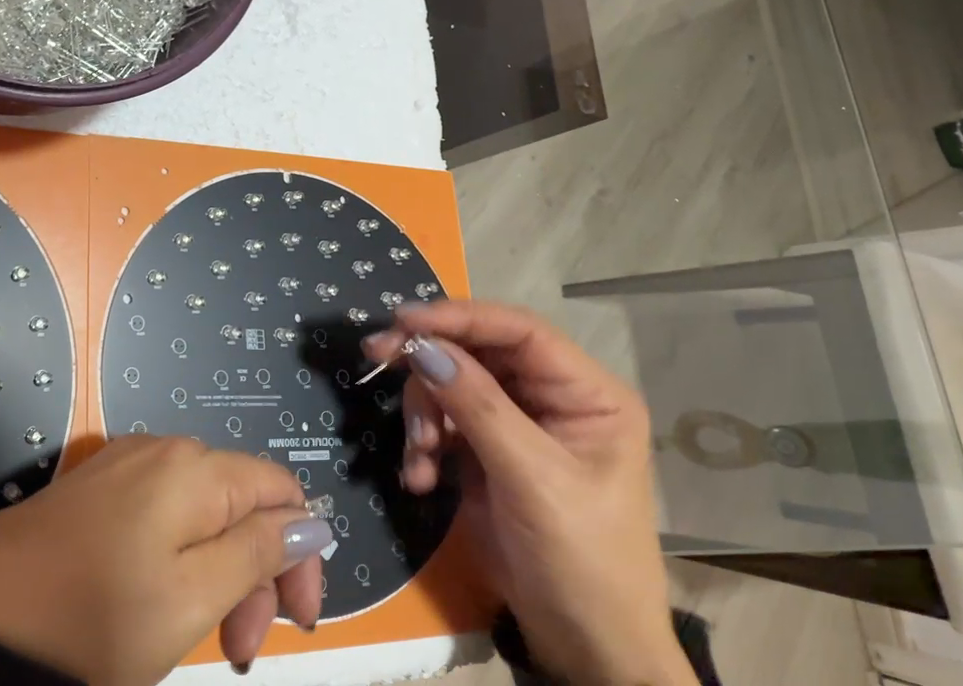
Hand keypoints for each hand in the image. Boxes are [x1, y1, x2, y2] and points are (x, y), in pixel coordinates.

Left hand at [0, 434, 334, 684]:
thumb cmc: (90, 615)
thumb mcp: (190, 597)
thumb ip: (257, 554)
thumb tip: (311, 523)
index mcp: (194, 468)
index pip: (282, 490)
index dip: (302, 554)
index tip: (294, 622)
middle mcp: (163, 451)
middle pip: (242, 502)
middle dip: (257, 572)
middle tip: (240, 649)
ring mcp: (125, 466)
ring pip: (203, 514)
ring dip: (219, 573)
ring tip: (205, 639)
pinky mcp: (97, 489)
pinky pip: (162, 516)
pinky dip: (179, 560)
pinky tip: (162, 604)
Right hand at [362, 302, 697, 685]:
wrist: (584, 646)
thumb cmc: (581, 560)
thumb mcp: (532, 479)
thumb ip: (477, 406)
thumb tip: (422, 346)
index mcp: (586, 394)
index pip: (517, 331)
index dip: (459, 317)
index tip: (401, 320)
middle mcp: (551, 398)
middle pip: (475, 353)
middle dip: (428, 365)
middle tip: (375, 358)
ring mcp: (516, 425)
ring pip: (449, 385)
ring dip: (423, 416)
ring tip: (420, 458)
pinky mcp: (486, 453)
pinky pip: (441, 425)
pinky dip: (422, 446)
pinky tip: (419, 480)